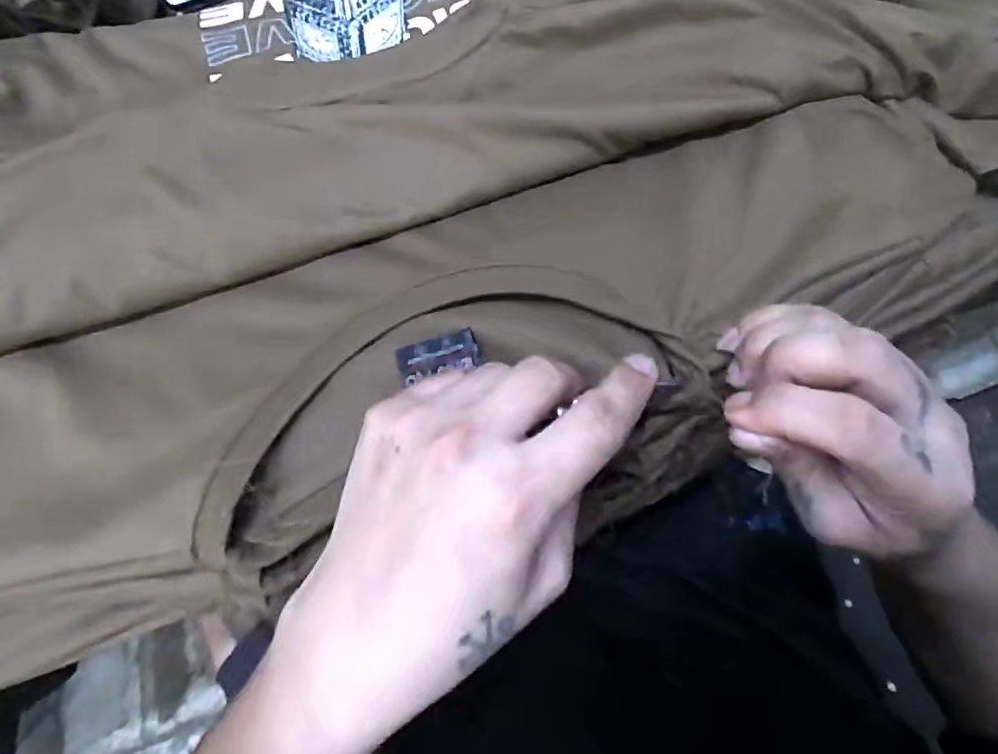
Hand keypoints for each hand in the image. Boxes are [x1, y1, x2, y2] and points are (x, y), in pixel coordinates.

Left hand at [232, 356, 657, 753]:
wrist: (354, 630)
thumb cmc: (459, 628)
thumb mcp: (543, 582)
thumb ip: (568, 503)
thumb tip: (576, 446)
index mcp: (516, 492)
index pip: (594, 419)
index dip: (628, 388)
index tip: (643, 366)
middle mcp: (468, 441)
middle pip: (543, 370)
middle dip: (567, 387)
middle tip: (560, 416)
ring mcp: (419, 420)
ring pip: (494, 368)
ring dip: (514, 393)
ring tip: (500, 432)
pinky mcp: (383, 414)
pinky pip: (447, 379)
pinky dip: (466, 397)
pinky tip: (455, 435)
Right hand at [717, 305, 973, 563]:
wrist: (924, 511)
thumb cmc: (874, 525)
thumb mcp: (831, 522)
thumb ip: (796, 472)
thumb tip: (743, 426)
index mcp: (921, 476)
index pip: (856, 426)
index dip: (785, 412)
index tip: (734, 416)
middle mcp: (925, 411)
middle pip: (858, 355)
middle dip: (782, 360)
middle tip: (742, 386)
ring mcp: (906, 370)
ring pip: (838, 327)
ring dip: (771, 337)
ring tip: (741, 368)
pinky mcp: (877, 347)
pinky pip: (822, 316)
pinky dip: (771, 321)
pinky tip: (743, 345)